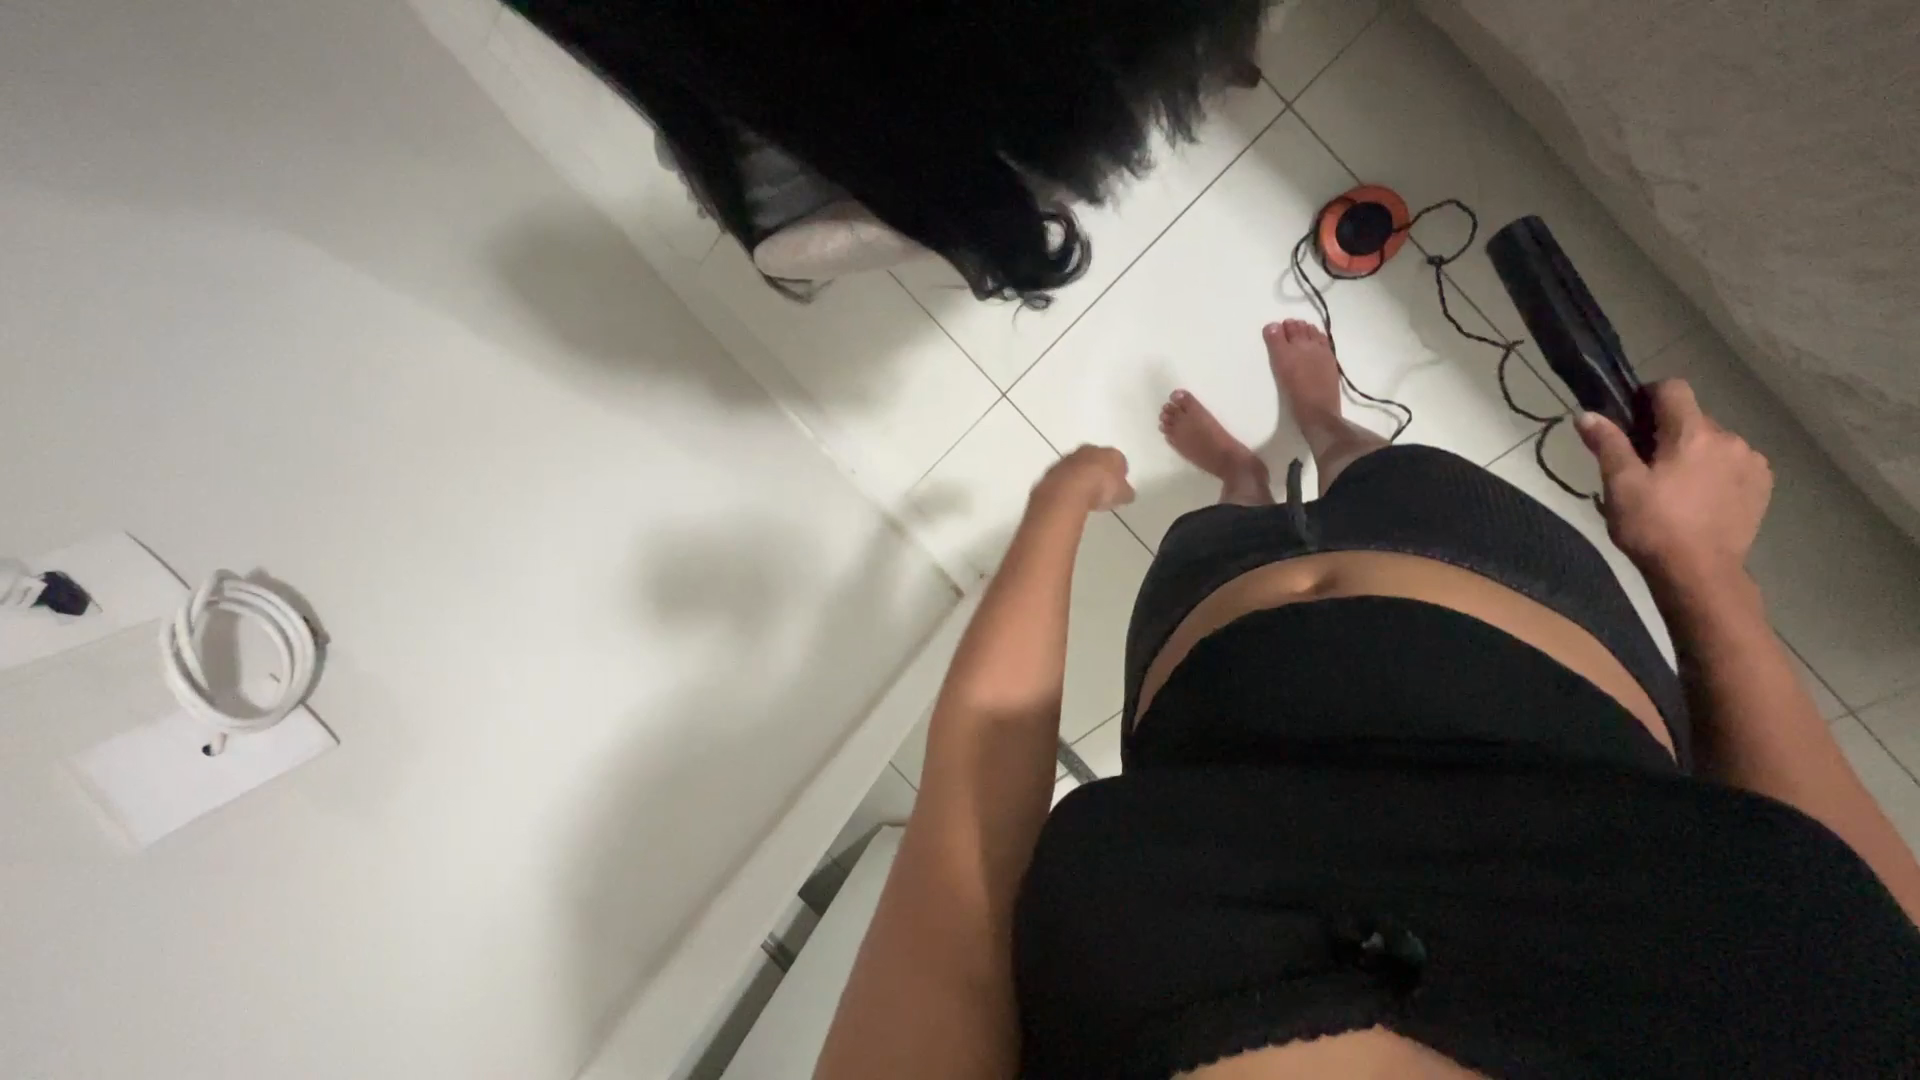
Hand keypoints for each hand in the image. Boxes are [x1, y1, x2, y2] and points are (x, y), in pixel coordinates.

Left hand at [1034, 445, 1133, 511]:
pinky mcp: (1053, 468)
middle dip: (1098, 470)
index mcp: (1111, 453)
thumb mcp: (1122, 495)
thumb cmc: (1101, 489)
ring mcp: (1069, 458)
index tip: (1117, 484)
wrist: (1069, 490)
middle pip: (1096, 458)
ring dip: (1080, 475)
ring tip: (1084, 493)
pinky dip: (1066, 483)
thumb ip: (1125, 492)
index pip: (1118, 460)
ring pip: (1078, 465)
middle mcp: (1089, 450)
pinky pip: (1063, 475)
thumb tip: (1127, 494)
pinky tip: (1069, 496)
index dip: (1118, 472)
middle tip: (1100, 487)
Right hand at [1575, 379, 1771, 587]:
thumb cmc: (1652, 525)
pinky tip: (1696, 498)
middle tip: (1640, 465)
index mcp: (1692, 434)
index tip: (1628, 420)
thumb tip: (1586, 414)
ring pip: (1712, 442)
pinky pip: (1732, 463)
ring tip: (1669, 487)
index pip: (1673, 389)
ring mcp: (1751, 462)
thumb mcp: (1619, 484)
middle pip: (1691, 419)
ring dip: (1690, 453)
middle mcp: (1729, 439)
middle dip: (1665, 433)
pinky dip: (1712, 471)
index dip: (1647, 396)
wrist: (1699, 571)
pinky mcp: (1762, 485)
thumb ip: (1607, 444)